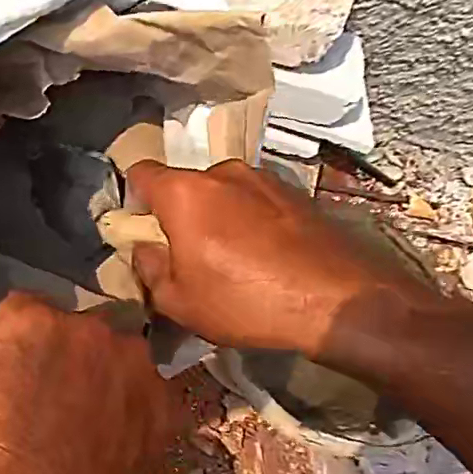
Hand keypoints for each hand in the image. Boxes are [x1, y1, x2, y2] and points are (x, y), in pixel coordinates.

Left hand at [0, 293, 178, 473]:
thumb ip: (124, 439)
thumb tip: (101, 430)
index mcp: (159, 403)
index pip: (139, 370)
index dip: (105, 379)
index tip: (83, 396)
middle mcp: (130, 355)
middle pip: (100, 338)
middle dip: (76, 356)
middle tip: (43, 388)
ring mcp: (81, 331)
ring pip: (55, 322)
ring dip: (37, 344)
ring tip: (7, 383)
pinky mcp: (31, 317)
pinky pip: (14, 313)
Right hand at [126, 160, 445, 356]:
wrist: (339, 300)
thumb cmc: (246, 301)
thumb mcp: (179, 301)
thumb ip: (148, 267)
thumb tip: (145, 247)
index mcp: (184, 192)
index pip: (141, 172)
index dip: (134, 197)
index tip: (142, 226)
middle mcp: (221, 173)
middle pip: (184, 185)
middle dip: (179, 213)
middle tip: (189, 253)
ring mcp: (263, 178)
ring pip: (222, 192)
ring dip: (218, 215)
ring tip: (233, 257)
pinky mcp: (295, 191)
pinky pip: (255, 200)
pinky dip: (250, 219)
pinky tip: (265, 254)